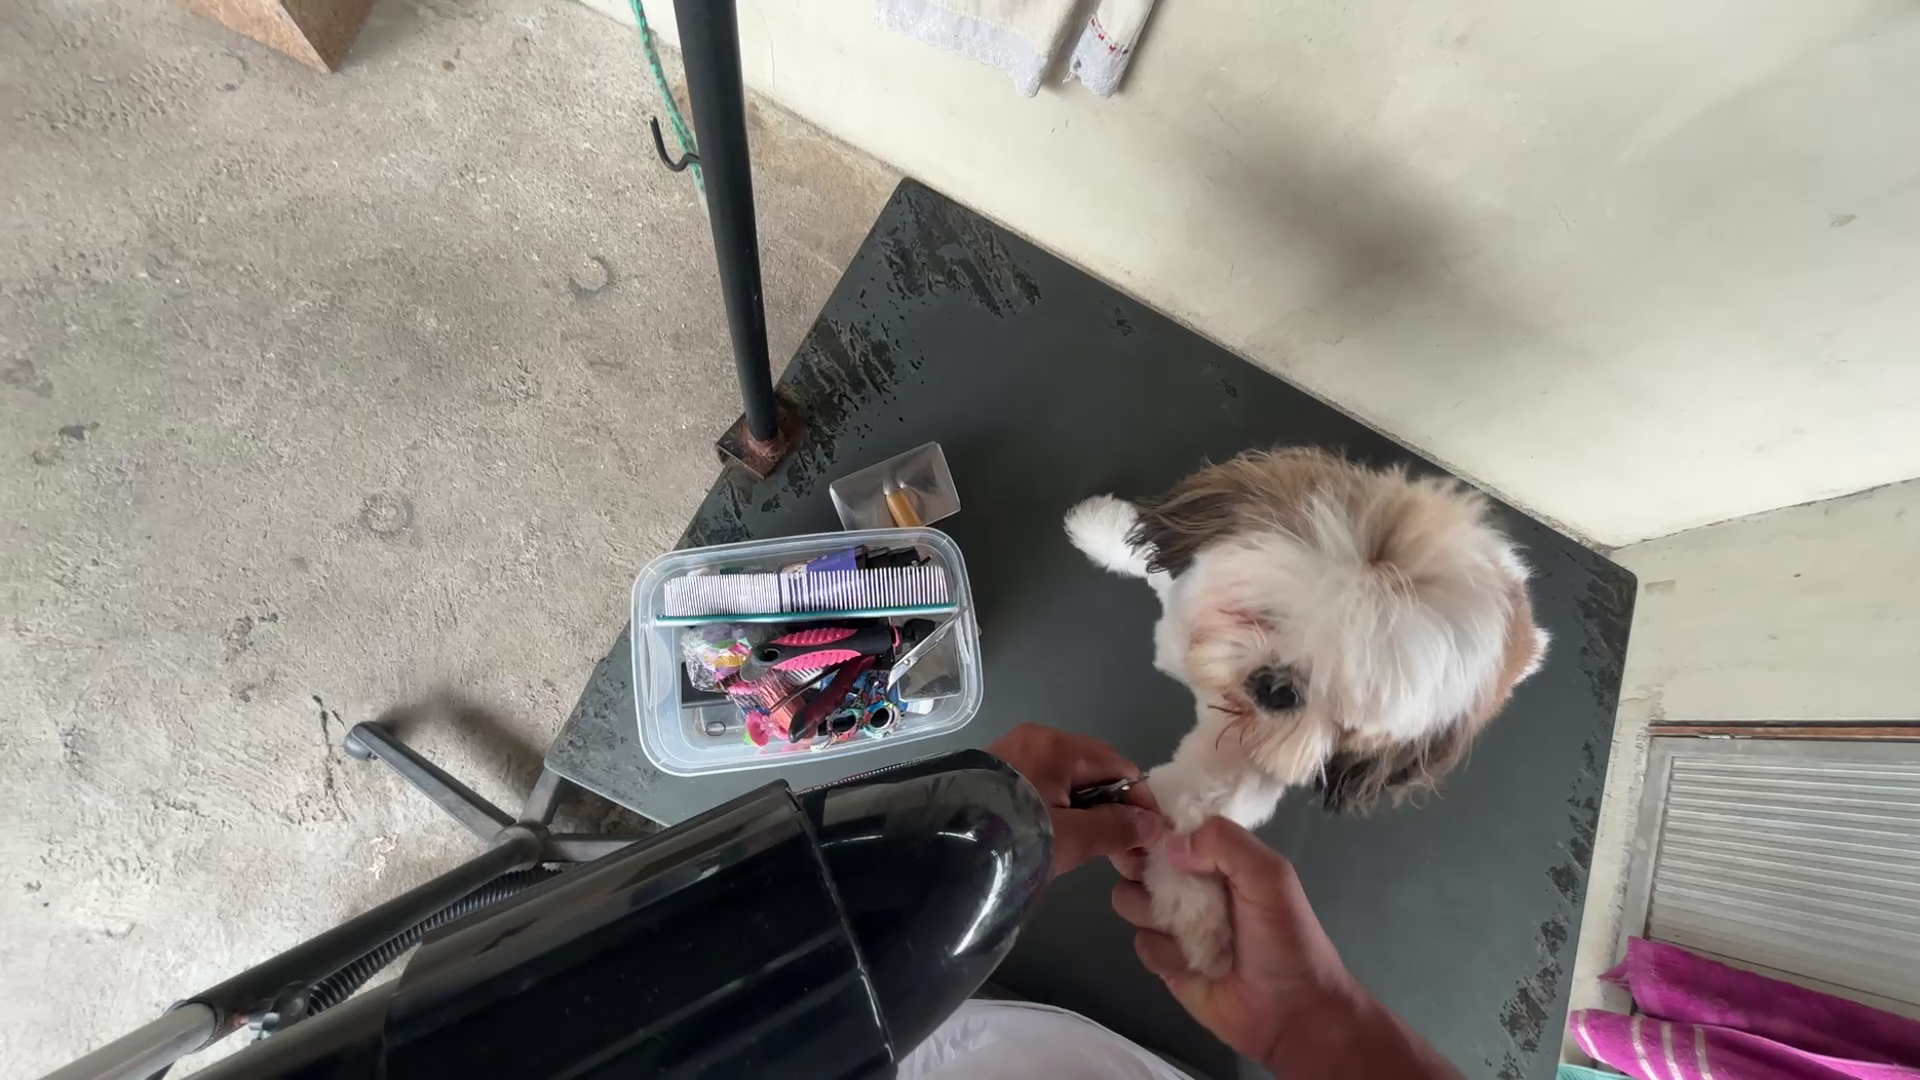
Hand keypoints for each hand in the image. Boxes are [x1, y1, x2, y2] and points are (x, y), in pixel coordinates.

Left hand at [987, 723, 1162, 876]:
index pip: (1117, 764)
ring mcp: (1014, 752)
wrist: (942, 848)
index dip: (1139, 799)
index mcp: (1056, 745)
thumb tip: (1152, 824)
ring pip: (1068, 778)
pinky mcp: (999, 773)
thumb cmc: (1012, 838)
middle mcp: (1035, 738)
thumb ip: (1115, 827)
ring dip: (1088, 809)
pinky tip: (1064, 837)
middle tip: (1125, 847)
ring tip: (1096, 848)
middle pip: (1093, 768)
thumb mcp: (1071, 838)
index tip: (1151, 835)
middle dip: (1114, 805)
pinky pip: (1045, 784)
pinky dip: (1062, 807)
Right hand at [1112, 817, 1462, 1077]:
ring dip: (1151, 910)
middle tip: (1151, 873)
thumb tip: (1171, 846)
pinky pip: (1141, 943)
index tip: (1138, 820)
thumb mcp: (1269, 875)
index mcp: (1207, 852)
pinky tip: (1194, 961)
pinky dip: (1166, 952)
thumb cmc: (1287, 936)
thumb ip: (1225, 842)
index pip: (1162, 820)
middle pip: (1132, 855)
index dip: (1143, 816)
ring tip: (1185, 926)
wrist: (1295, 1013)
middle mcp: (1182, 879)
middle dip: (1133, 861)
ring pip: (1127, 898)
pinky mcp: (1162, 958)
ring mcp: (1169, 918)